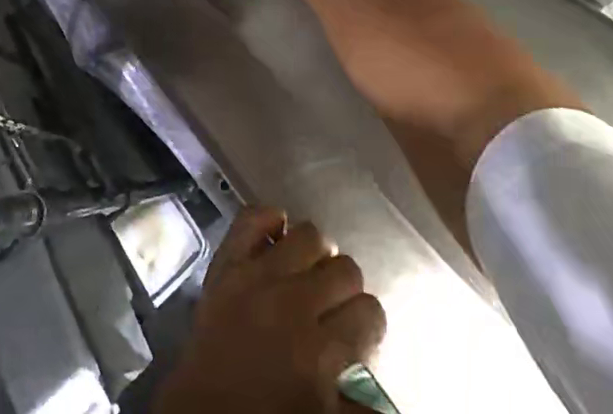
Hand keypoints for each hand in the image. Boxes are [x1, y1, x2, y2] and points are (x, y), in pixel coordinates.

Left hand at [155, 207, 385, 413]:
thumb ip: (358, 399)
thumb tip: (386, 391)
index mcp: (318, 351)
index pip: (370, 312)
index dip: (368, 325)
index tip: (355, 337)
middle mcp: (292, 303)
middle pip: (346, 269)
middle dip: (345, 291)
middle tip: (330, 309)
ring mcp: (256, 276)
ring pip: (311, 235)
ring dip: (315, 256)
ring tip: (305, 277)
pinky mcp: (227, 262)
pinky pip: (254, 217)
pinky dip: (270, 221)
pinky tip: (276, 242)